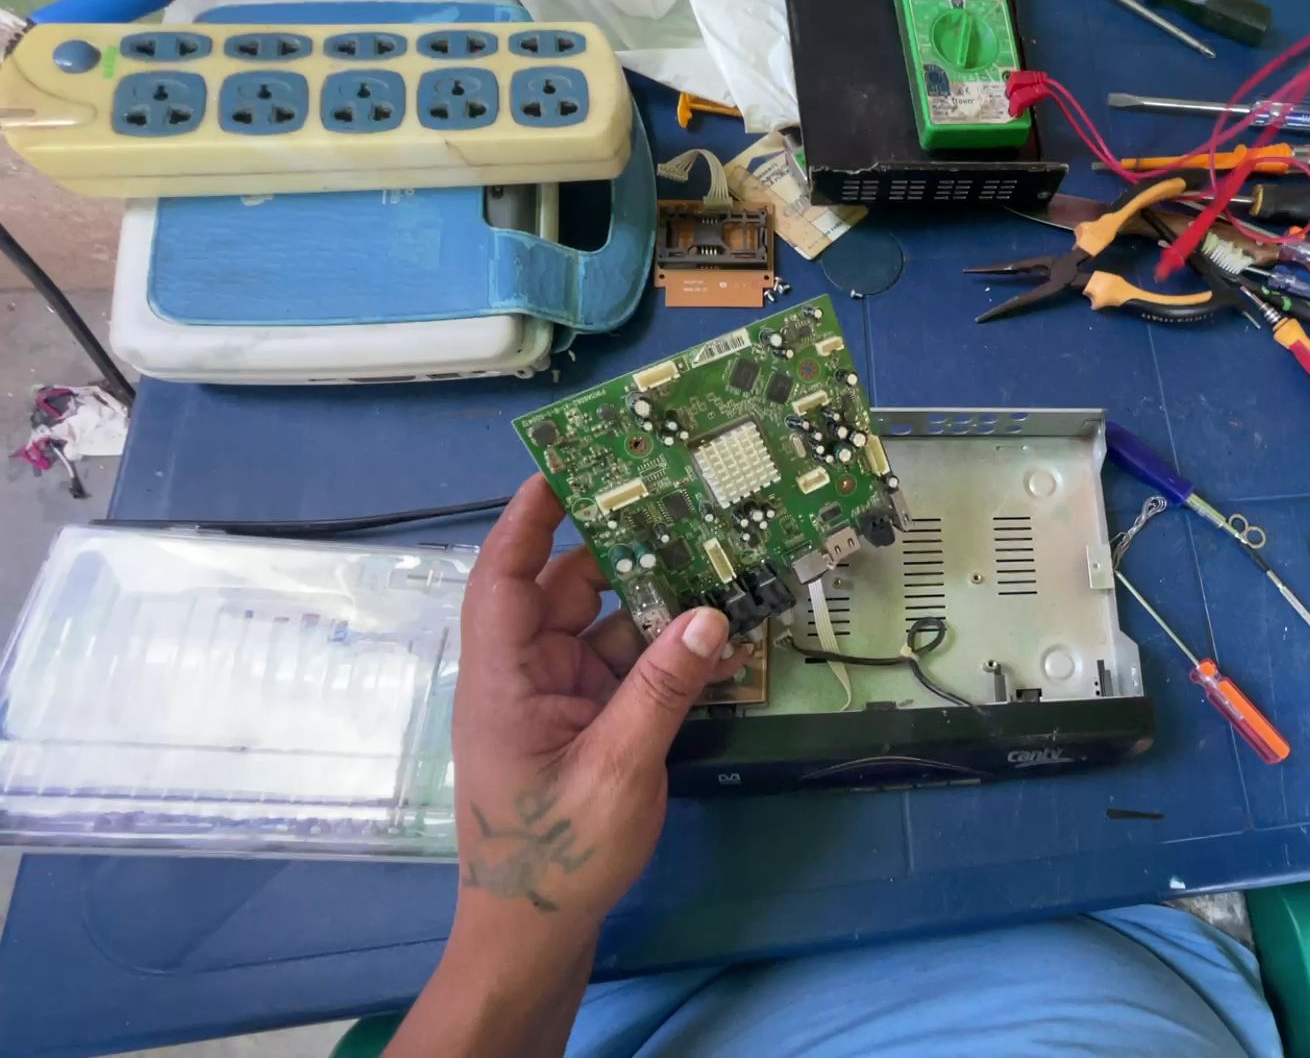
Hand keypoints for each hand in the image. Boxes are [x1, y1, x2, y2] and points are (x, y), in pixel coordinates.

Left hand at [450, 473, 741, 945]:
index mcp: (507, 680)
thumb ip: (662, 690)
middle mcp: (530, 675)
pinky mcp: (593, 716)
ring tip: (711, 563)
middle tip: (675, 510)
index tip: (561, 472)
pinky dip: (669, 646)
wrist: (541, 930)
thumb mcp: (616, 769)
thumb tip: (711, 614)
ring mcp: (564, 695)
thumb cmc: (558, 852)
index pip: (502, 581)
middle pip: (567, 593)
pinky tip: (714, 633)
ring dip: (655, 600)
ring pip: (608, 626)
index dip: (526, 522)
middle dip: (617, 552)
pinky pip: (632, 664)